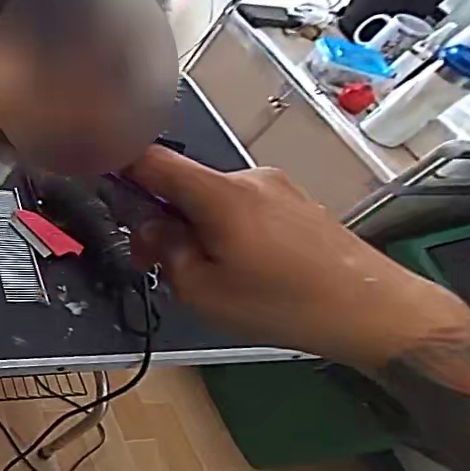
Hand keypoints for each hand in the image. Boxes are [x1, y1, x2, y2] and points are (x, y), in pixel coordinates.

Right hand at [127, 146, 469, 368]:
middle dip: (163, 218)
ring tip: (211, 275)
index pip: (153, 161)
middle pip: (184, 186)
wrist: (371, 309)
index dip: (119, 164)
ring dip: (197, 228)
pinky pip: (243, 207)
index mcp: (219, 195)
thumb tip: (147, 226)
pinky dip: (227, 229)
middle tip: (158, 262)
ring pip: (214, 200)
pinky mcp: (294, 202)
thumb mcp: (203, 290)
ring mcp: (276, 187)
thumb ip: (164, 251)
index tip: (99, 176)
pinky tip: (243, 267)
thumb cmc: (284, 304)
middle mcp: (248, 178)